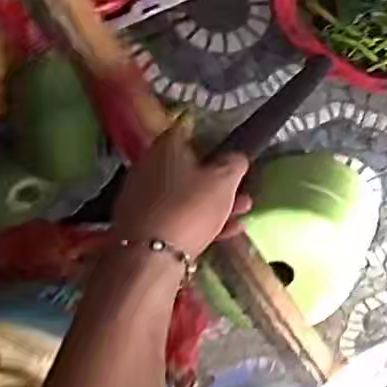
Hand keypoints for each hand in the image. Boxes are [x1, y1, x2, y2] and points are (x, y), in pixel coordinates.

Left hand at [113, 123, 251, 257]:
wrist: (148, 259)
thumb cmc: (189, 207)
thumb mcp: (224, 180)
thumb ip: (234, 162)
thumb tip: (235, 156)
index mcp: (165, 147)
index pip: (187, 127)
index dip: (209, 131)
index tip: (228, 141)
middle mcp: (148, 167)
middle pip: (187, 164)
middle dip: (217, 175)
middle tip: (241, 183)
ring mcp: (142, 198)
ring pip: (185, 192)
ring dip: (214, 200)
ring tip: (243, 209)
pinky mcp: (143, 226)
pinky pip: (177, 215)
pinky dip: (201, 220)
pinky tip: (228, 230)